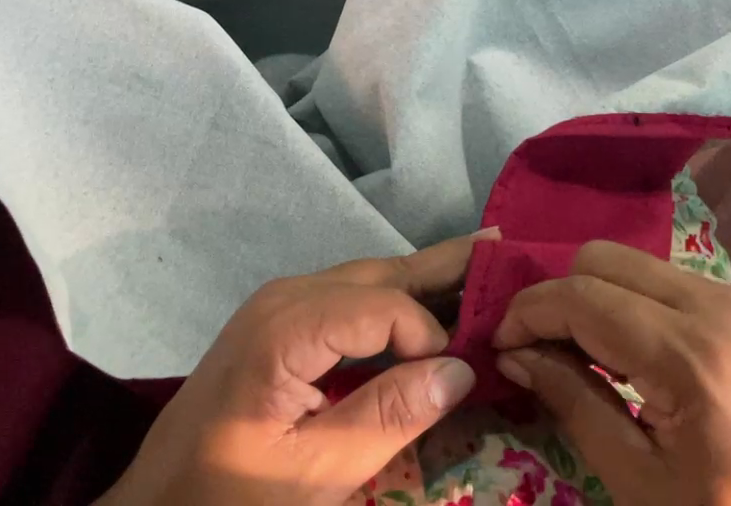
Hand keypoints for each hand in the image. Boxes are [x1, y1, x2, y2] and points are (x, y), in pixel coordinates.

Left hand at [101, 229, 498, 505]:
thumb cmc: (228, 498)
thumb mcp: (312, 476)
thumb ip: (388, 418)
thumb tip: (459, 369)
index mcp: (287, 327)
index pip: (384, 305)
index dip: (428, 335)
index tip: (456, 379)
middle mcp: (286, 296)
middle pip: (380, 272)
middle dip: (443, 265)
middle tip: (503, 249)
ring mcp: (279, 304)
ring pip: (366, 278)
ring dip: (422, 278)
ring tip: (478, 265)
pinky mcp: (279, 321)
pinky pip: (347, 297)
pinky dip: (392, 298)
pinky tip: (424, 302)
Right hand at [492, 240, 730, 505]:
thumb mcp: (642, 484)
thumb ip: (574, 404)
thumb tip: (518, 355)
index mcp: (686, 352)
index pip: (580, 296)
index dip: (527, 312)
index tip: (498, 345)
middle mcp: (710, 302)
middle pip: (602, 258)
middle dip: (556, 294)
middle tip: (533, 348)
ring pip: (631, 260)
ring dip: (590, 292)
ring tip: (573, 349)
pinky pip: (663, 278)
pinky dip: (626, 298)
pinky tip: (621, 348)